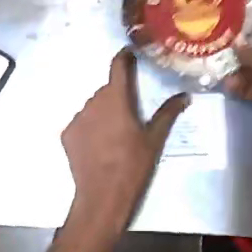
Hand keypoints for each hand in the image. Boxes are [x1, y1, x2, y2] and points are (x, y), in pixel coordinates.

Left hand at [61, 49, 188, 232]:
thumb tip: (185, 95)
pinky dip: (91, 127)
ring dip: (104, 111)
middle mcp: (94, 101)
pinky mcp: (67, 134)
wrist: (102, 197)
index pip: (118, 65)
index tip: (131, 53)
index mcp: (117, 98)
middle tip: (132, 111)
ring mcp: (77, 118)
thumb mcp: (155, 139)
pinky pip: (82, 122)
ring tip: (117, 133)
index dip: (124, 57)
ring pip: (94, 105)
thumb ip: (168, 113)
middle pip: (107, 89)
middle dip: (119, 94)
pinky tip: (101, 145)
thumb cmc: (133, 166)